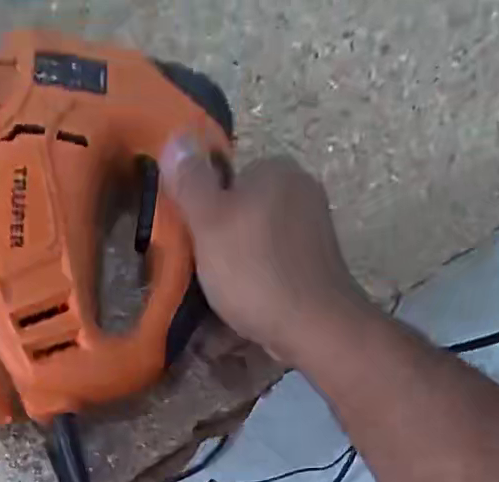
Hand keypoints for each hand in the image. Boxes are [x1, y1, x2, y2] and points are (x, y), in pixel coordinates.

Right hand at [160, 137, 378, 360]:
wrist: (315, 328)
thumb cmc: (255, 272)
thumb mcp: (209, 222)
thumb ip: (191, 181)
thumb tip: (177, 137)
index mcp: (278, 169)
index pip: (228, 178)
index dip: (205, 210)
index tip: (194, 243)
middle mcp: (303, 191)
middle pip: (245, 213)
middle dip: (224, 242)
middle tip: (205, 275)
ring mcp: (316, 232)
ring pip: (261, 244)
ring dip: (241, 268)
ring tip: (225, 298)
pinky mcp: (321, 269)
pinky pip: (278, 270)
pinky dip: (262, 287)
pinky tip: (251, 309)